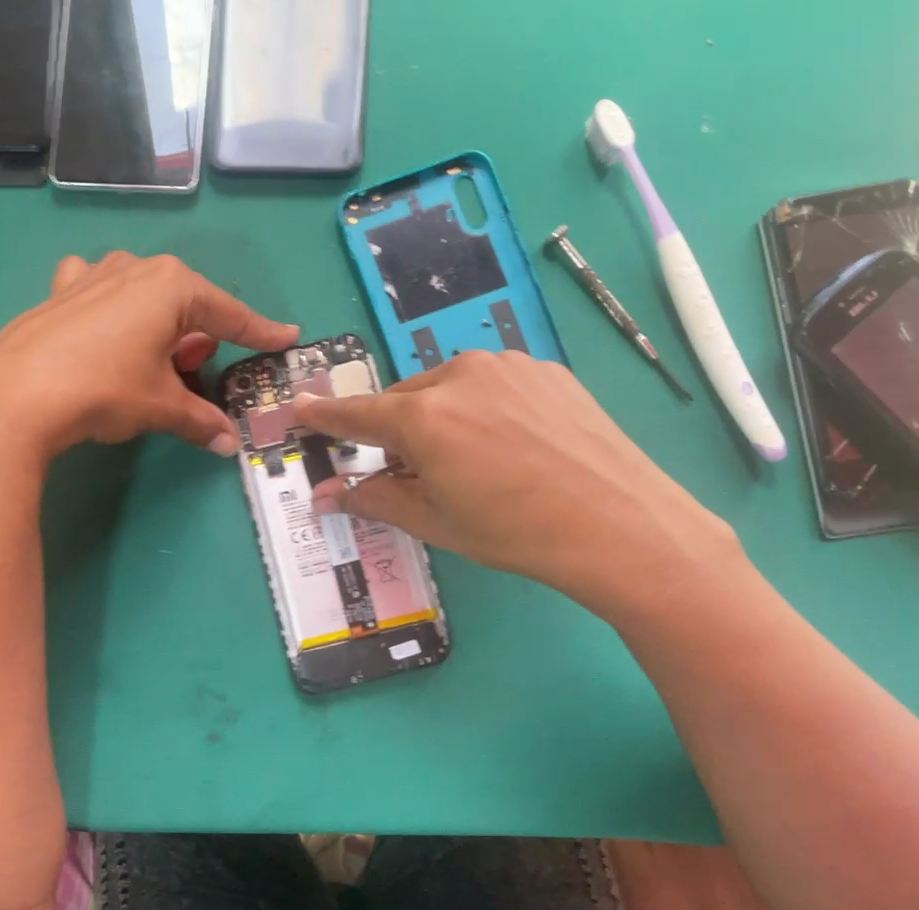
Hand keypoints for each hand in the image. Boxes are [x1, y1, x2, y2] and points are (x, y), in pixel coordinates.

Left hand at [0, 252, 296, 464]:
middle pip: (185, 303)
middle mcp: (135, 268)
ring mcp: (92, 274)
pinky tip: (99, 331)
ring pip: (141, 295)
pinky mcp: (58, 292)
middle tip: (195, 370)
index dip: (260, 331)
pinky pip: (97, 292)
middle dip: (197, 336)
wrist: (16, 395)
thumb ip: (200, 421)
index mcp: (172, 286)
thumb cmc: (104, 391)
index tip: (285, 337)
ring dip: (155, 324)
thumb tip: (227, 444)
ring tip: (149, 360)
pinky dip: (109, 309)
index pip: (230, 314)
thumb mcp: (161, 407)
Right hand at [295, 350, 741, 617]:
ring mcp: (507, 367)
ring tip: (473, 463)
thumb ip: (374, 499)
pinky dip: (483, 409)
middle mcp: (459, 375)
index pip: (355, 413)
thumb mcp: (435, 522)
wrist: (620, 524)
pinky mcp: (546, 370)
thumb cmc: (514, 532)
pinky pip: (492, 384)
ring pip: (449, 388)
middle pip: (404, 401)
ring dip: (441, 418)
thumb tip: (324, 496)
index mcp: (422, 416)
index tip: (298, 409)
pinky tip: (513, 446)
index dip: (323, 416)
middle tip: (416, 475)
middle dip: (398, 432)